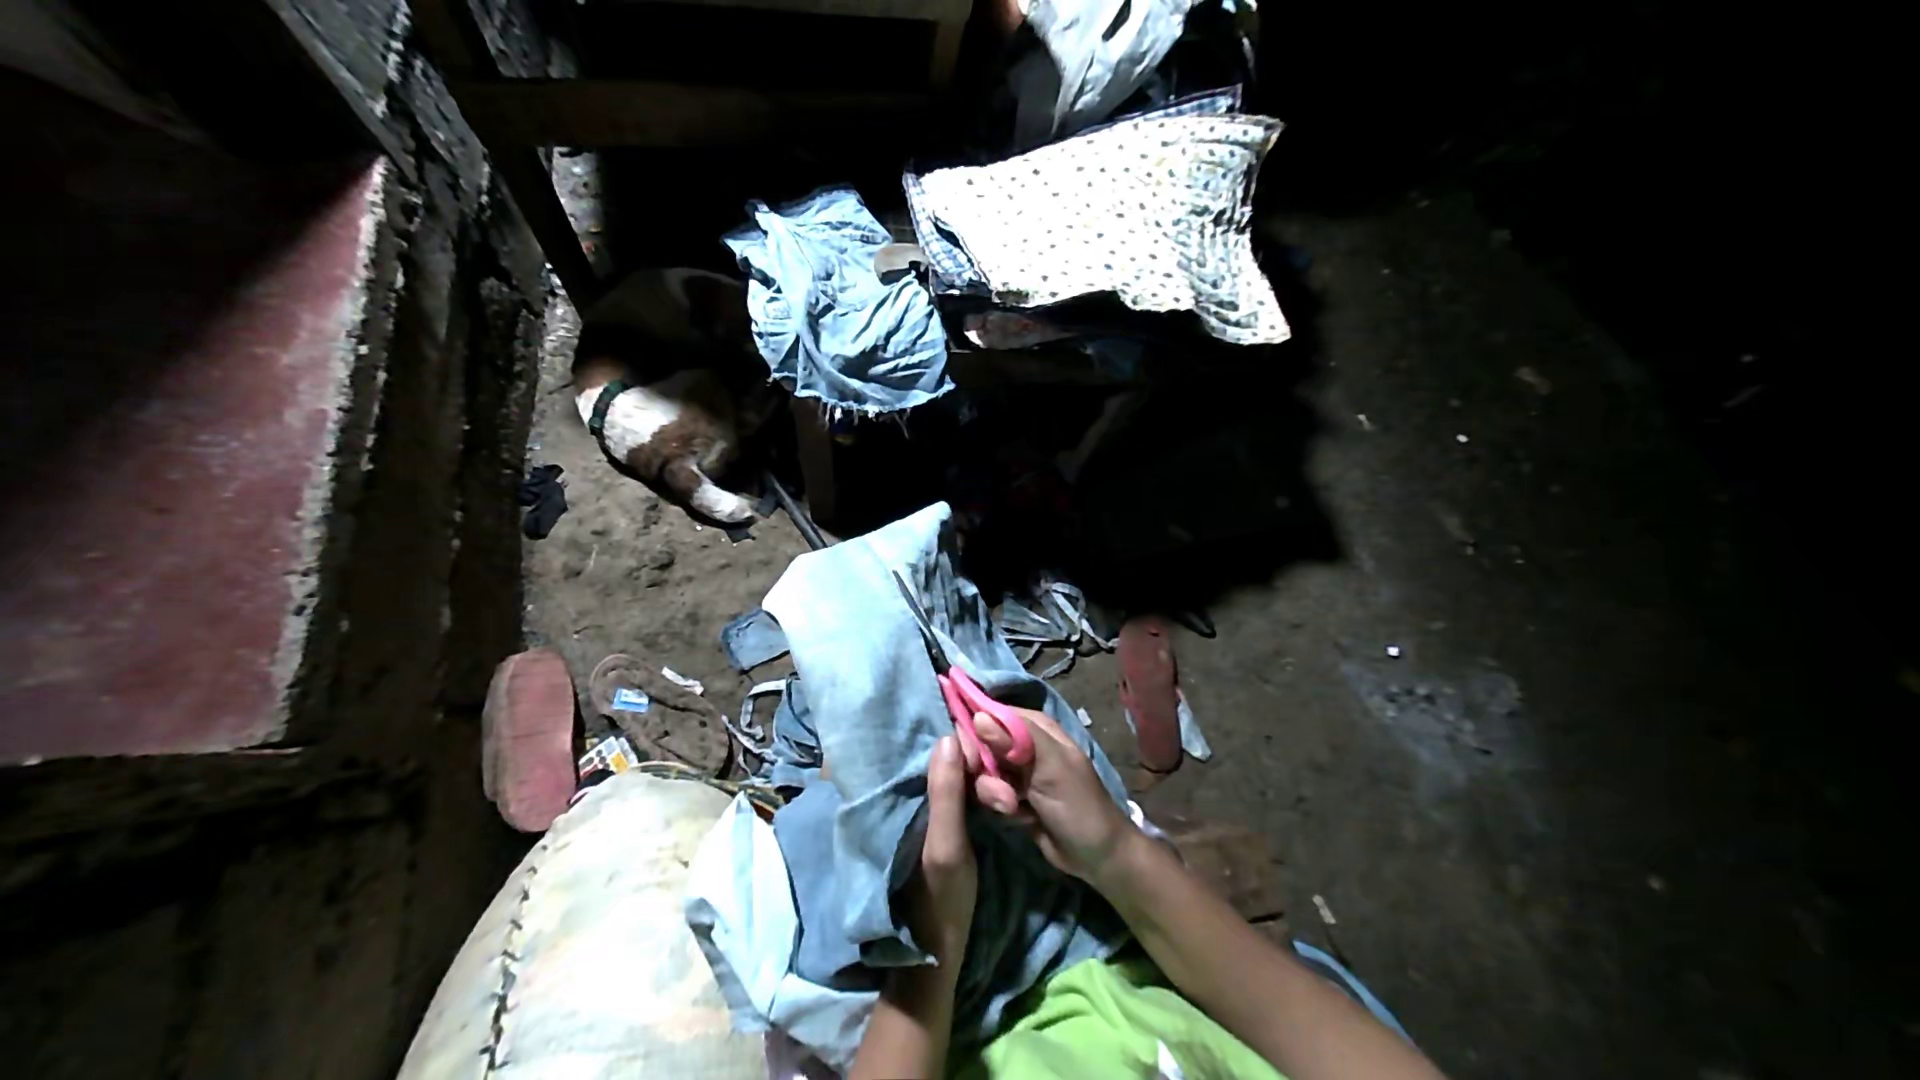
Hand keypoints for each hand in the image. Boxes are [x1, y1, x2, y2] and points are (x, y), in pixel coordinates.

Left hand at [906, 736, 977, 966]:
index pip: (935, 752)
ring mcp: (930, 816)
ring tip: (1002, 765)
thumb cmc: (943, 897)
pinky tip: (991, 785)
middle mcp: (916, 801)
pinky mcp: (943, 830)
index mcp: (909, 800)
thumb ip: (945, 795)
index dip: (961, 741)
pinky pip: (957, 796)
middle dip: (969, 754)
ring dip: (974, 771)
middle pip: (944, 762)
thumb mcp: (947, 844)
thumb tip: (948, 738)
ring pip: (953, 778)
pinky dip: (972, 788)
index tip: (989, 735)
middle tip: (1000, 752)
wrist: (940, 950)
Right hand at [971, 707, 1138, 887]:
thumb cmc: (1079, 806)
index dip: (974, 733)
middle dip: (984, 771)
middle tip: (1002, 794)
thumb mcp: (1052, 768)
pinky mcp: (1010, 796)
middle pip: (980, 744)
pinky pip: (988, 793)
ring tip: (1012, 808)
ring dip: (993, 793)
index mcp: (1033, 727)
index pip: (988, 715)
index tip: (971, 760)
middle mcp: (1020, 743)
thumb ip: (1018, 740)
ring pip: (982, 772)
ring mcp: (1015, 771)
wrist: (1096, 856)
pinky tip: (1017, 817)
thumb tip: (979, 716)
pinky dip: (998, 806)